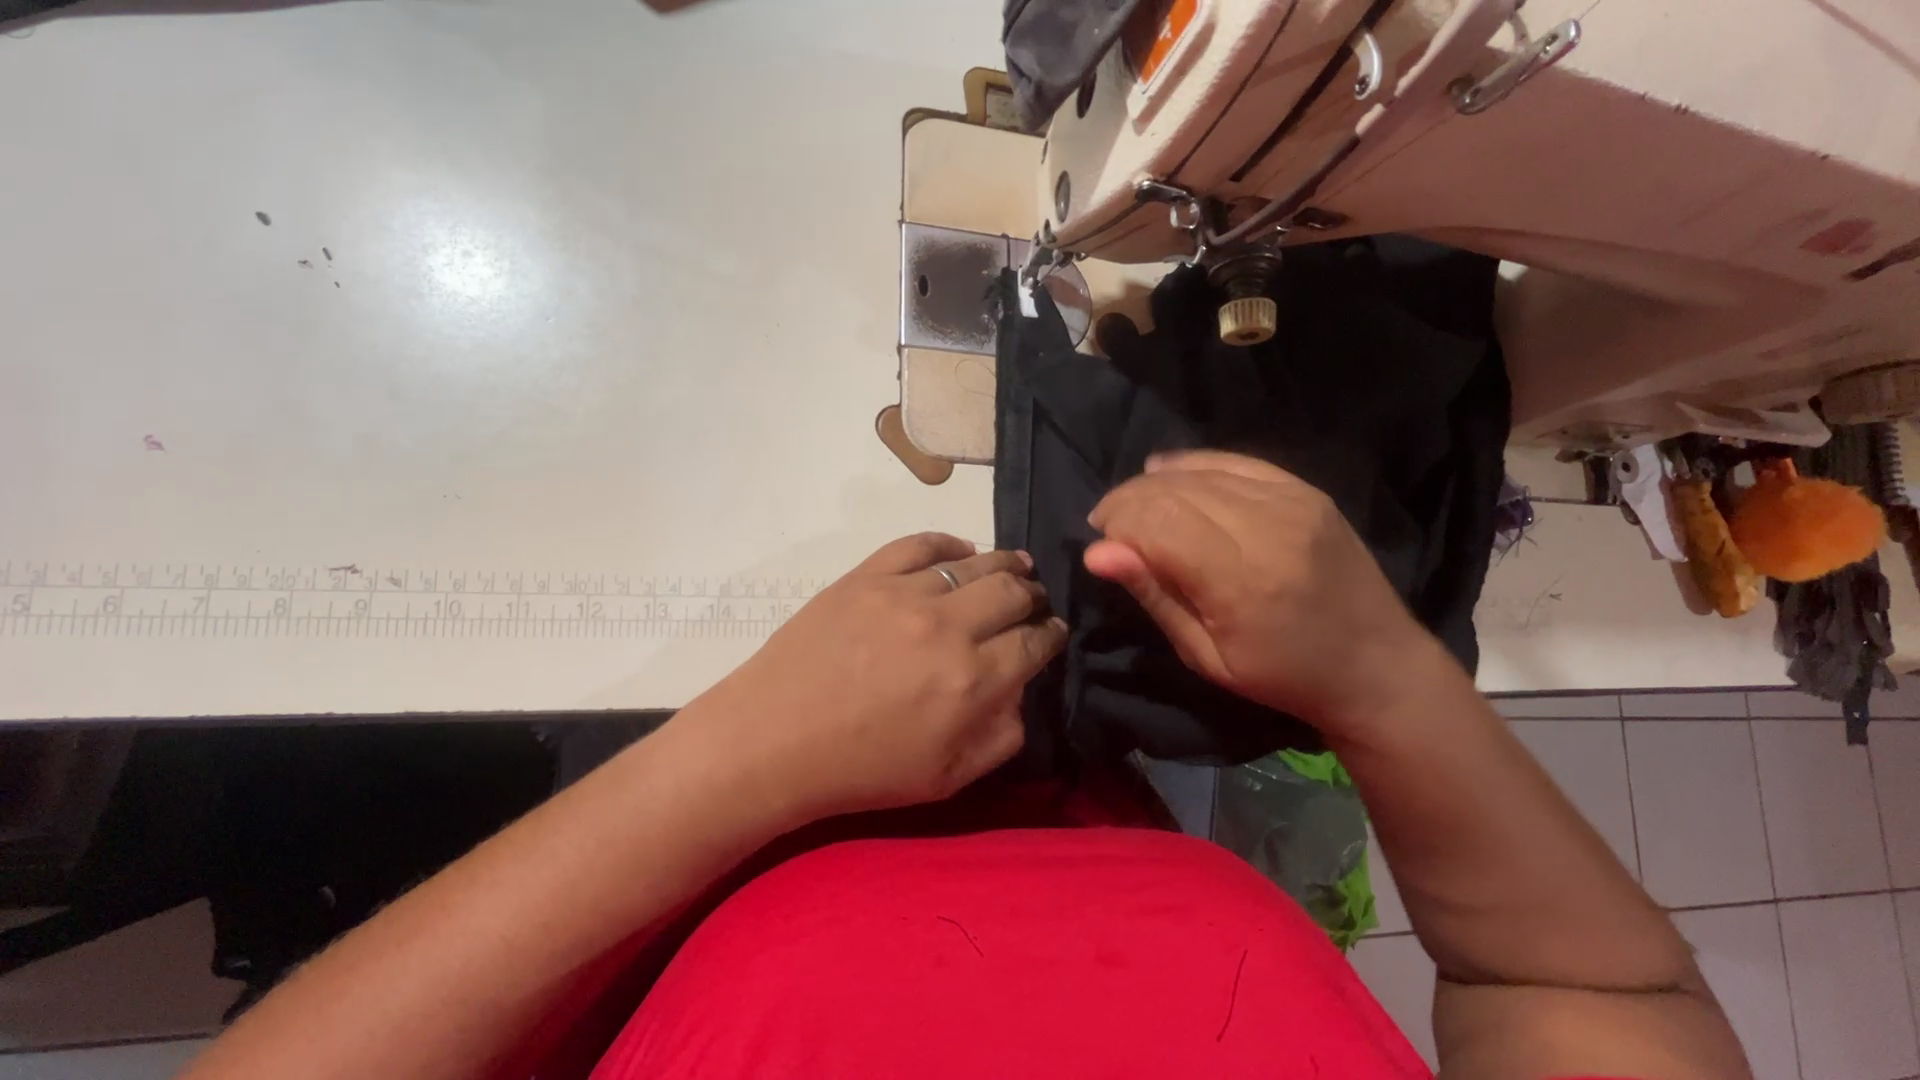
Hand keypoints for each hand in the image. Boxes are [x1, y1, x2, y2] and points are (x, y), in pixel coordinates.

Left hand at [690, 533, 1066, 825]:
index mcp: (973, 682)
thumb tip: (1022, 692)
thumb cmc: (862, 771)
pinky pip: (920, 544)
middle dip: (1034, 596)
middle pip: (1014, 592)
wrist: (772, 741)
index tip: (1053, 633)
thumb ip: (1002, 736)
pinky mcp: (866, 577)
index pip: (1035, 642)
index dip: (1052, 635)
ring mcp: (904, 594)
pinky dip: (949, 543)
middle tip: (1034, 602)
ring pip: (975, 563)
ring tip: (1016, 568)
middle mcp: (948, 628)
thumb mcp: (948, 778)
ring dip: (1004, 565)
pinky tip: (962, 551)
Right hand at [1084, 451, 1437, 739]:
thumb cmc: (1283, 677)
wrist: (1377, 666)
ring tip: (1135, 509)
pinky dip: (1193, 466)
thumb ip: (1154, 595)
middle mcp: (1268, 525)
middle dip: (1127, 502)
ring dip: (1154, 485)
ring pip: (1199, 470)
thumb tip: (1098, 553)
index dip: (1117, 524)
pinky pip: (1235, 461)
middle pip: (1173, 489)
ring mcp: (1293, 500)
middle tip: (1109, 528)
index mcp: (1242, 579)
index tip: (1101, 546)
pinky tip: (1168, 477)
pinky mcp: (1306, 489)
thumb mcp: (1207, 657)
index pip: (1157, 521)